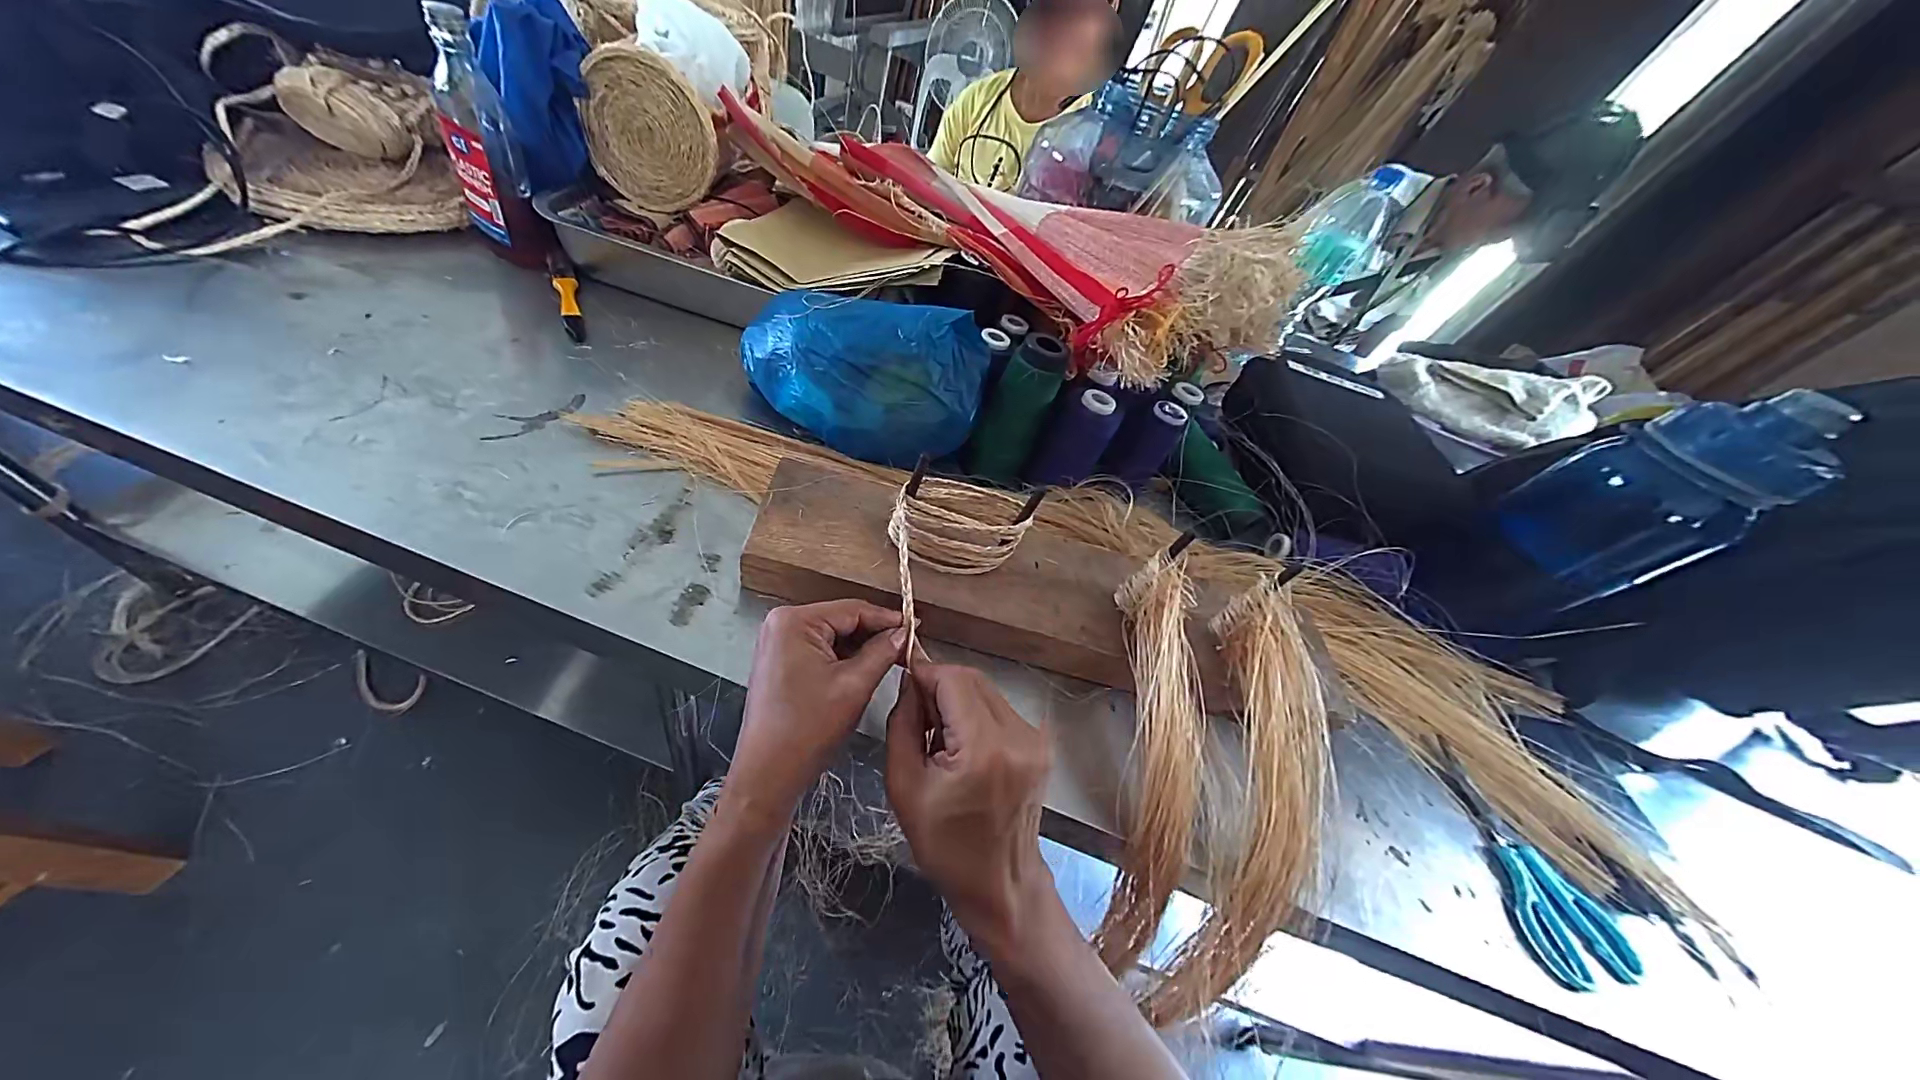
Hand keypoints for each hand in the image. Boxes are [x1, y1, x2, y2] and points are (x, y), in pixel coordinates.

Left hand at [732, 600, 904, 821]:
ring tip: (893, 659)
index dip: (888, 618)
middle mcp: (781, 624)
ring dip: (861, 647)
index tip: (915, 626)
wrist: (769, 772)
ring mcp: (778, 643)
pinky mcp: (780, 661)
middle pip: (842, 620)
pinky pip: (820, 650)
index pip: (853, 609)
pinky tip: (866, 669)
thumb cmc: (808, 728)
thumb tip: (903, 633)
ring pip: (833, 636)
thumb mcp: (855, 685)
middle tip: (908, 646)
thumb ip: (883, 652)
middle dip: (875, 634)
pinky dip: (843, 658)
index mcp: (794, 622)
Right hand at [884, 663, 1052, 953]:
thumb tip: (909, 682)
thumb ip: (902, 724)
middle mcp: (1018, 735)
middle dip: (939, 687)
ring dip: (957, 700)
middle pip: (972, 678)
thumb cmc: (945, 846)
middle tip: (917, 720)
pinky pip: (999, 709)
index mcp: (984, 748)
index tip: (903, 687)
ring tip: (939, 740)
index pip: (953, 678)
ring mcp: (1035, 739)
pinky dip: (975, 715)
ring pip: (986, 690)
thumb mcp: (904, 786)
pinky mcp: (1041, 744)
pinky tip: (962, 746)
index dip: (924, 674)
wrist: (999, 884)